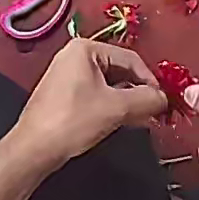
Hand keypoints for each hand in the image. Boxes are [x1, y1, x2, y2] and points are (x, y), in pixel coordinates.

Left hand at [6, 39, 166, 170]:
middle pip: (120, 70)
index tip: (162, 101)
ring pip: (109, 84)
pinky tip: (123, 122)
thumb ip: (146, 99)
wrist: (34, 150)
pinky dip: (112, 106)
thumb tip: (164, 98)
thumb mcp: (116, 108)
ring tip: (141, 120)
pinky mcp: (63, 94)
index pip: (131, 59)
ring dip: (127, 101)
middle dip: (138, 92)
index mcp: (85, 49)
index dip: (150, 80)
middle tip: (154, 112)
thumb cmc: (73, 121)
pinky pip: (96, 94)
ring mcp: (67, 75)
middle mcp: (74, 56)